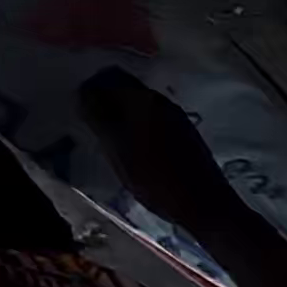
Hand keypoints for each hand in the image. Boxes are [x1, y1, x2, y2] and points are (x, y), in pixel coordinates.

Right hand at [78, 67, 237, 218]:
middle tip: (92, 120)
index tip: (79, 107)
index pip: (107, 80)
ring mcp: (175, 114)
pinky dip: (138, 122)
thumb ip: (98, 119)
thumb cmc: (155, 178)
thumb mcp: (117, 150)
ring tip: (110, 134)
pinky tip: (134, 142)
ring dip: (123, 112)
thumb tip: (83, 95)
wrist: (206, 206)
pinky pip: (153, 115)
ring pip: (140, 103)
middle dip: (107, 100)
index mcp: (141, 100)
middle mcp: (159, 99)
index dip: (90, 91)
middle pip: (125, 88)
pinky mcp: (185, 130)